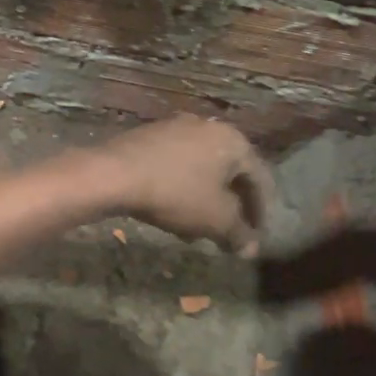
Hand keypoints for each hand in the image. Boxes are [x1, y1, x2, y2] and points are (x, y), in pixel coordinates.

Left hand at [96, 115, 271, 254]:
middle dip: (230, 208)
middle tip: (228, 235)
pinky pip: (176, 166)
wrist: (114, 173)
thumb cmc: (176, 192)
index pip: (260, 179)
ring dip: (204, 202)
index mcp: (232, 139)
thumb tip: (251, 249)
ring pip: (200, 171)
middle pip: (228, 173)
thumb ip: (240, 234)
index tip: (255, 237)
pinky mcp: (148, 137)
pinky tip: (172, 215)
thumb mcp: (217, 220)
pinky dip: (181, 190)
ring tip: (198, 233)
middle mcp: (205, 126)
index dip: (261, 212)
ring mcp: (173, 128)